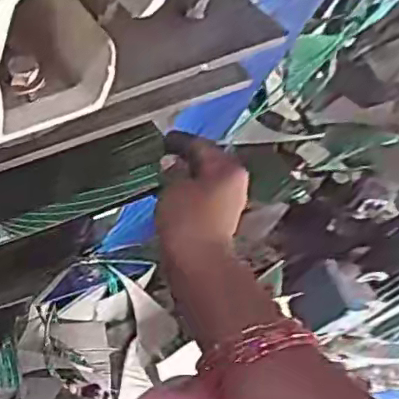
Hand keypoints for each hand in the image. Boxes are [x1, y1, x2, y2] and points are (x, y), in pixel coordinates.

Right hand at [154, 132, 247, 257]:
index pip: (201, 146)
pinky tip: (172, 193)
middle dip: (187, 158)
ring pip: (205, 179)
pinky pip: (202, 195)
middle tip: (164, 154)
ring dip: (187, 175)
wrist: (197, 259)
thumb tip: (171, 161)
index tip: (164, 138)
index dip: (180, 141)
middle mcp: (235, 180)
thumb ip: (173, 171)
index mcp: (226, 168)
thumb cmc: (186, 220)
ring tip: (165, 174)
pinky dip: (187, 190)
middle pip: (208, 162)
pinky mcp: (219, 216)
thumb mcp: (173, 189)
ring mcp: (229, 200)